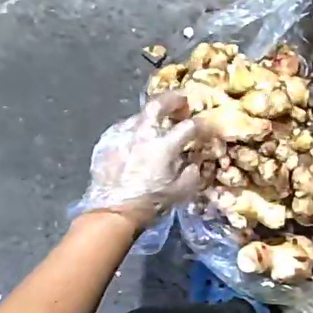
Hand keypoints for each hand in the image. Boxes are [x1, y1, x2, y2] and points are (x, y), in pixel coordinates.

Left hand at [70, 93, 210, 228]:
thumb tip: (193, 161)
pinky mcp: (106, 140)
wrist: (111, 213)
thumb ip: (192, 173)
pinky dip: (134, 130)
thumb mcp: (180, 193)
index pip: (189, 126)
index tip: (207, 127)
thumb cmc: (149, 204)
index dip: (202, 124)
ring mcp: (121, 134)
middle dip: (173, 99)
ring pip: (139, 115)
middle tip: (181, 101)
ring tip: (156, 125)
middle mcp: (143, 133)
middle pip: (159, 104)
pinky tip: (135, 139)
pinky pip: (123, 128)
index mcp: (164, 146)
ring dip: (151, 117)